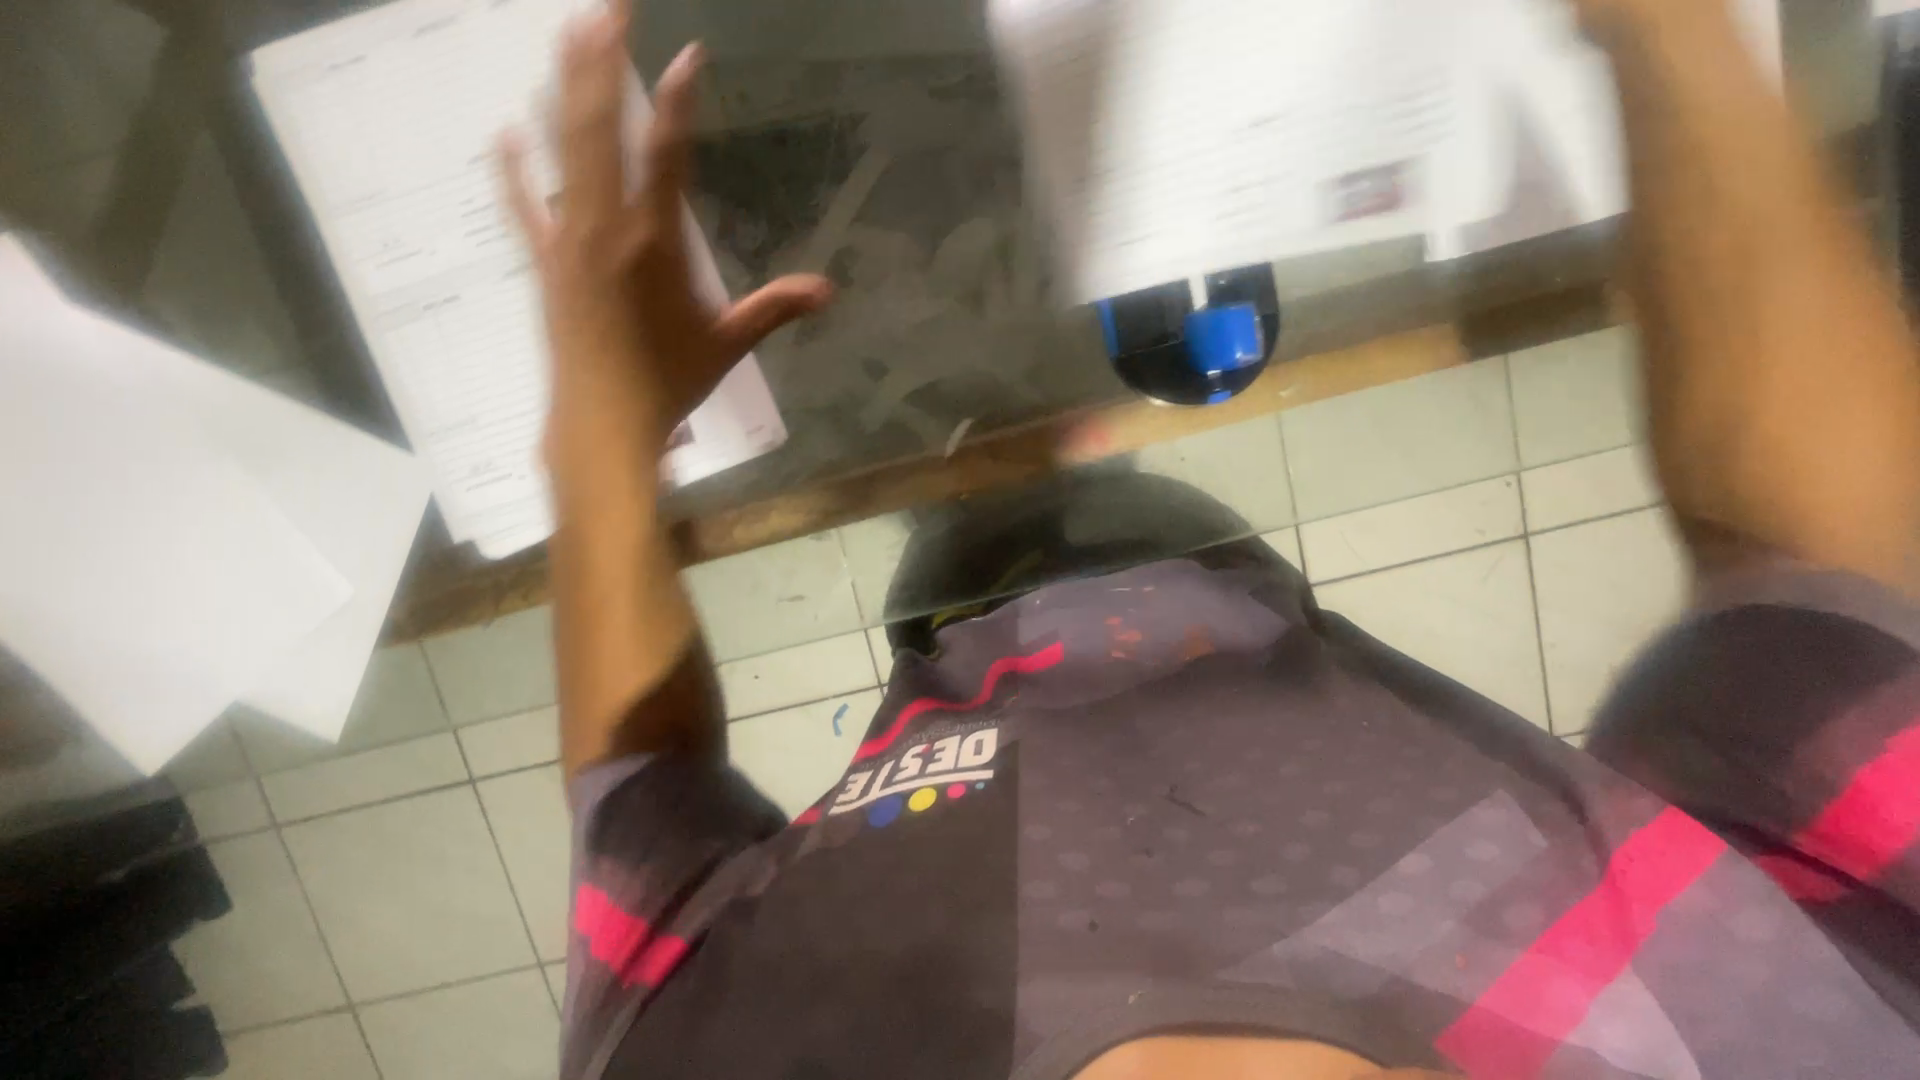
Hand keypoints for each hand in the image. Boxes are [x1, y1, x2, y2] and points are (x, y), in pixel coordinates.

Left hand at [499, 0, 832, 463]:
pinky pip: (520, 204)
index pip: (667, 154)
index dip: (679, 100)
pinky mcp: (540, 262)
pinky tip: (504, 131)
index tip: (687, 53)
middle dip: (603, 59)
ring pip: (559, 148)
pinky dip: (512, 167)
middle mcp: (604, 227)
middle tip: (609, 5)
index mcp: (655, 242)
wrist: (600, 425)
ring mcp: (564, 239)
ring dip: (562, 87)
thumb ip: (775, 310)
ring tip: (566, 33)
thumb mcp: (727, 345)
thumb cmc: (668, 385)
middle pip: (599, 126)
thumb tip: (829, 292)